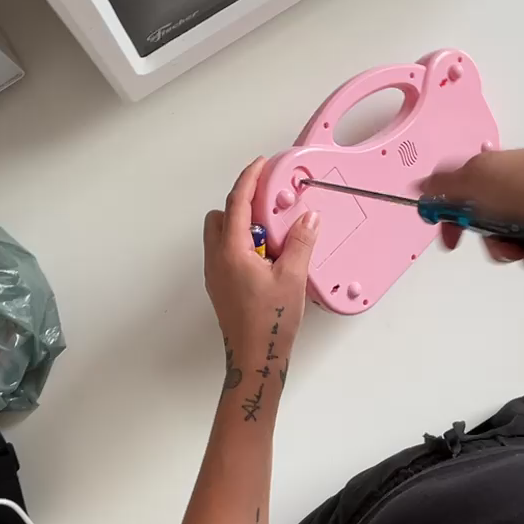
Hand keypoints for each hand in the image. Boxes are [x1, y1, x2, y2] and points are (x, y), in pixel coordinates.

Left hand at [203, 158, 319, 353]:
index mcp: (231, 251)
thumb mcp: (292, 277)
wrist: (254, 358)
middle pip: (221, 216)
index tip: (260, 165)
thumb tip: (308, 218)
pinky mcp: (220, 287)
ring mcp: (215, 274)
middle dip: (242, 204)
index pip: (236, 203)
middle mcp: (216, 260)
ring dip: (241, 226)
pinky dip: (241, 245)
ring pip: (220, 235)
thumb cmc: (269, 322)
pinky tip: (266, 259)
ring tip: (272, 238)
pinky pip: (225, 253)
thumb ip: (300, 242)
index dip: (248, 179)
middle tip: (270, 206)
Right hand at [421, 145, 523, 268]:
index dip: (450, 221)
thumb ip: (446, 186)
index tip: (451, 241)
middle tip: (507, 244)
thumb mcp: (479, 180)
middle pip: (486, 229)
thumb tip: (420, 187)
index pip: (456, 198)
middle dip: (495, 245)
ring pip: (515, 243)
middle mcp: (510, 188)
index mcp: (487, 174)